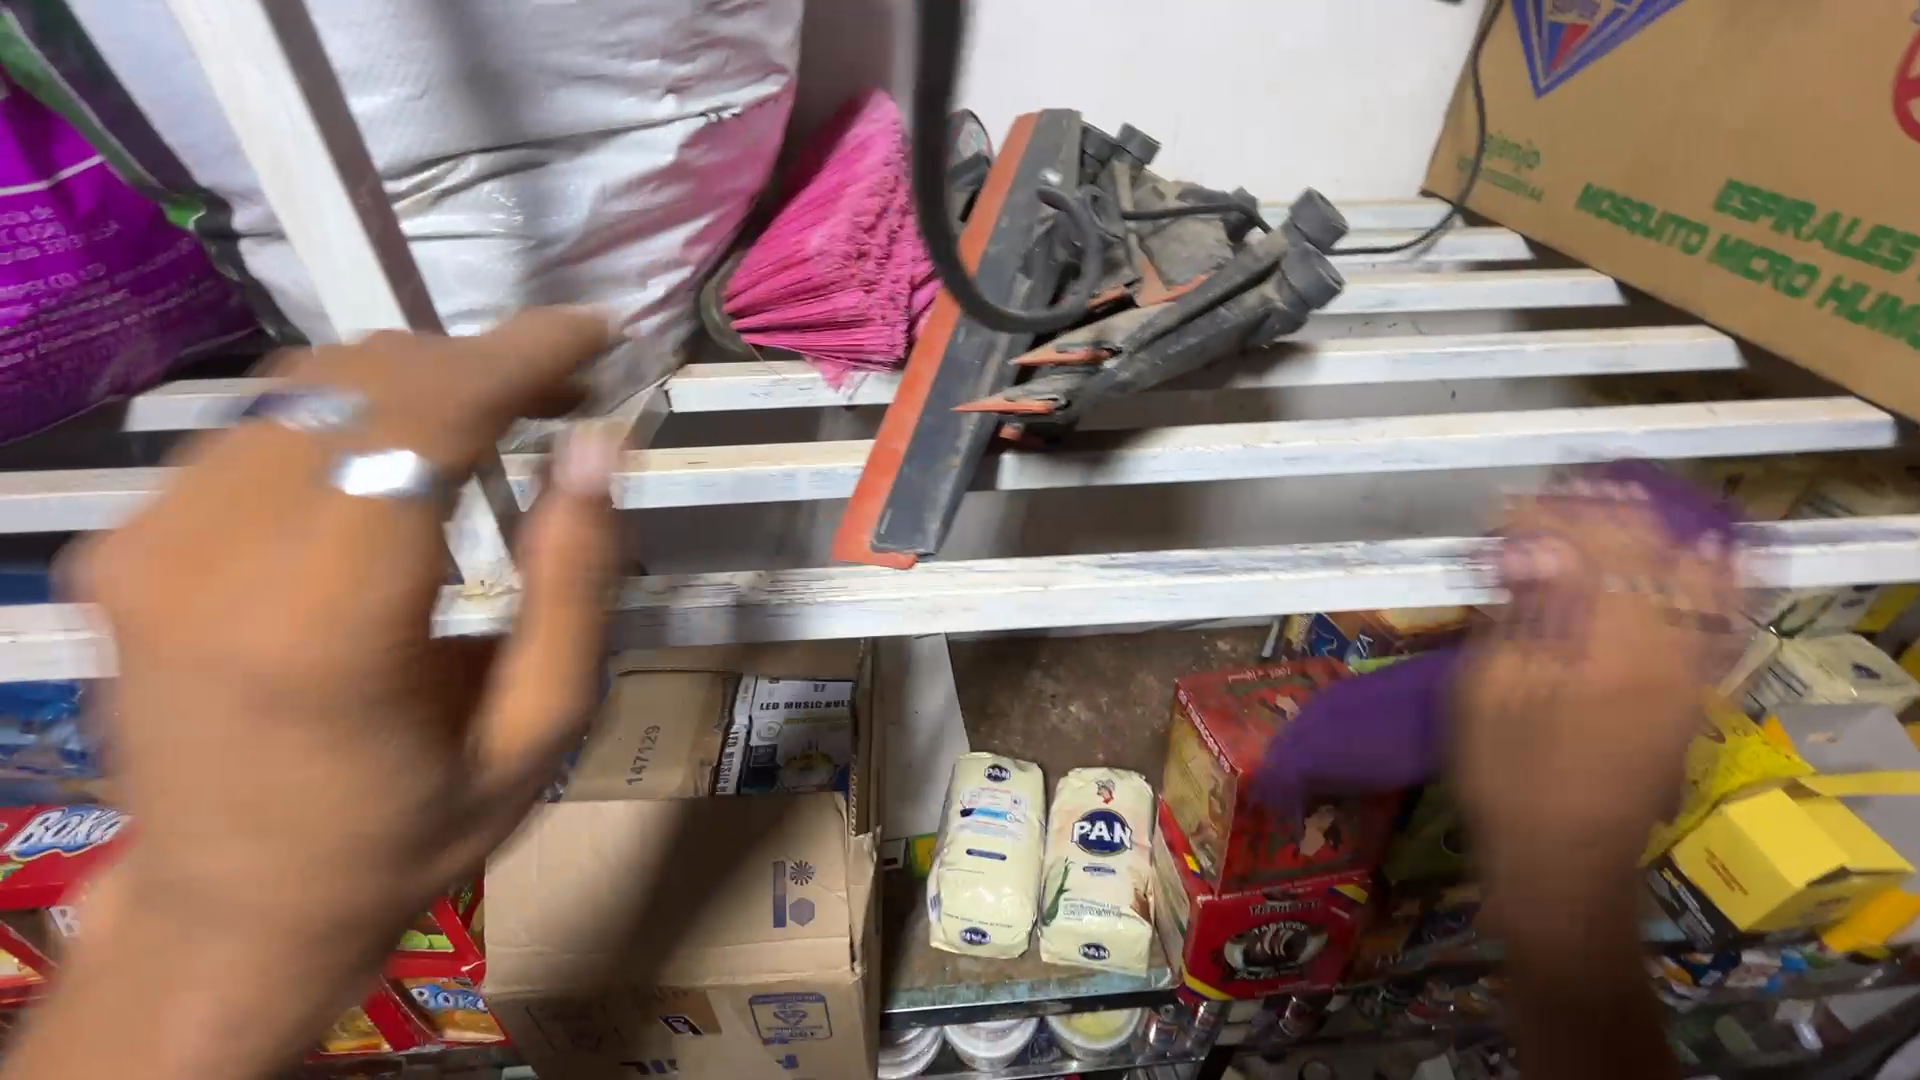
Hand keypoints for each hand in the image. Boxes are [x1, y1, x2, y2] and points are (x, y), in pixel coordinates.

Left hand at [12, 309, 621, 1079]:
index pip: (417, 422)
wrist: (233, 908)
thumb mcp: (542, 728)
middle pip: (362, 382)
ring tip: (512, 412)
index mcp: (323, 626)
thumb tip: (597, 449)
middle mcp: (208, 562)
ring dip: (429, 379)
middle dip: (486, 364)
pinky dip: (364, 408)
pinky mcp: (131, 540)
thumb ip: (575, 585)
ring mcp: (147, 543)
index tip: (598, 335)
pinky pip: (266, 421)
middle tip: (573, 392)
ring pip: (308, 382)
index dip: (519, 357)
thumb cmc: (414, 830)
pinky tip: (423, 449)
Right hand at [1447, 474, 1731, 1079]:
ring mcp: (1694, 675)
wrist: (1562, 856)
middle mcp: (1669, 652)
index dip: (1553, 516)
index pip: (1594, 552)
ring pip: (1699, 582)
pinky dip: (1714, 580)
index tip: (1508, 503)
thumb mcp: (1486, 693)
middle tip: (1561, 493)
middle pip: (1654, 557)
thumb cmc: (1505, 775)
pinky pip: (1725, 622)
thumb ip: (1518, 616)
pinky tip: (1704, 553)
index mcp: (1606, 650)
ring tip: (1622, 503)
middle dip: (1607, 514)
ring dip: (1660, 534)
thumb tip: (1530, 547)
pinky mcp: (1697, 695)